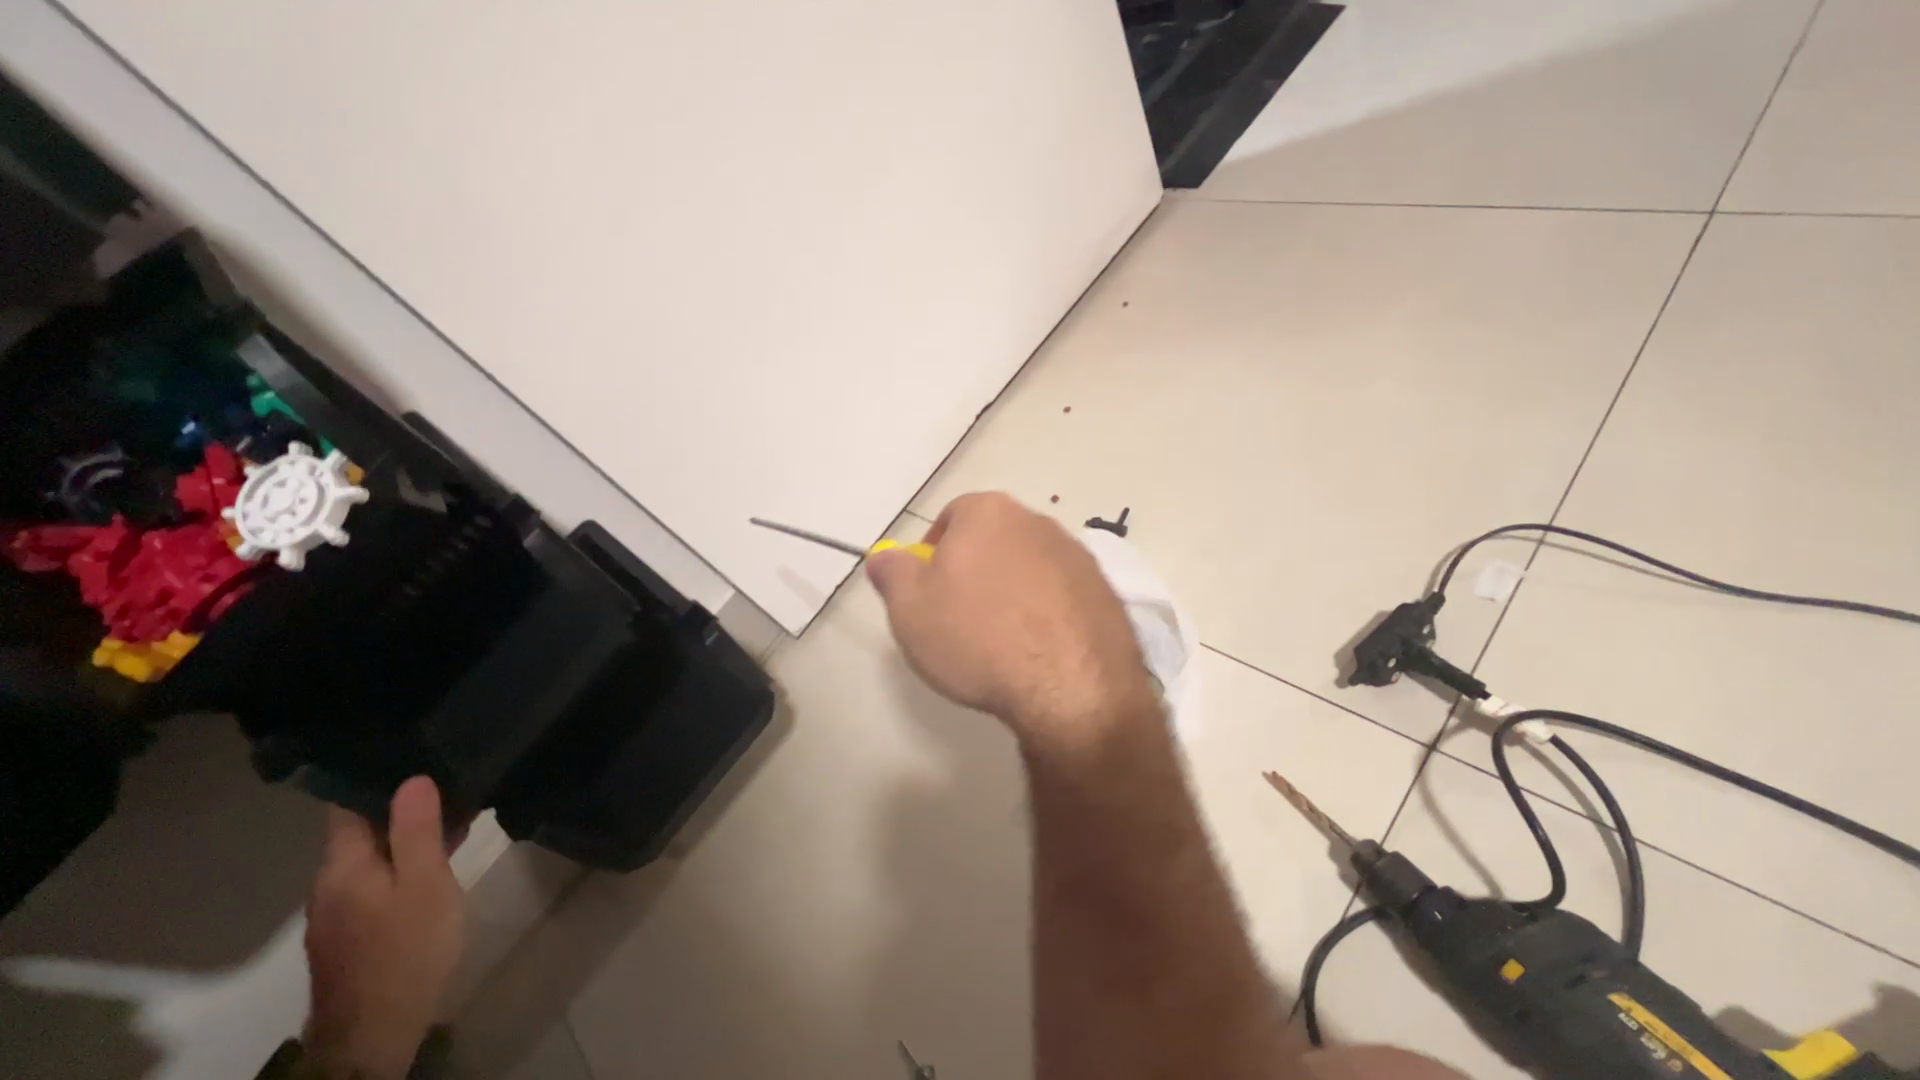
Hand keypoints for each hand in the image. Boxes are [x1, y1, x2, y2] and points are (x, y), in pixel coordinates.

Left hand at [303, 777, 464, 1079]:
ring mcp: (338, 908)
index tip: (414, 750)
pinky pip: (377, 879)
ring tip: (457, 814)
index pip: (347, 801)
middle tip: (451, 779)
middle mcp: (329, 880)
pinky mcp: (352, 931)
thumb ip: (416, 831)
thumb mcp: (425, 883)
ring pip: (372, 855)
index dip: (377, 773)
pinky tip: (438, 862)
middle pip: (361, 828)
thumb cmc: (406, 948)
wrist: (376, 1030)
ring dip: (407, 834)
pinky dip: (404, 862)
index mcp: (341, 862)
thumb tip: (413, 778)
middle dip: (402, 804)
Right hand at [866, 492, 1154, 745]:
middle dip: (976, 571)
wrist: (1070, 687)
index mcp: (989, 512)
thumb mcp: (910, 610)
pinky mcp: (1106, 594)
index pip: (952, 516)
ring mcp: (1079, 558)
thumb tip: (884, 557)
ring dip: (1014, 592)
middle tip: (960, 620)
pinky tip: (1038, 654)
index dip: (934, 553)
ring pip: (1030, 568)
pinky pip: (1063, 597)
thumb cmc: (977, 639)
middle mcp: (1038, 522)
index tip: (929, 593)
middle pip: (995, 540)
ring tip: (1002, 643)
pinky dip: (1048, 615)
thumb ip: (892, 573)